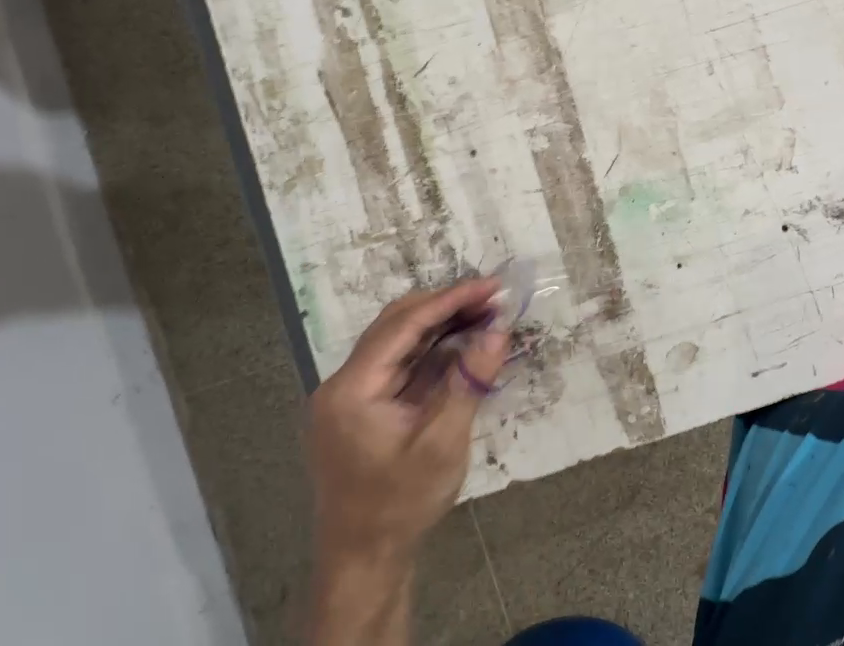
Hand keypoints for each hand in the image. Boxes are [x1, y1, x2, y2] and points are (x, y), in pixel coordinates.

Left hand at [307, 278, 508, 563]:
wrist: (365, 557)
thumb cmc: (401, 501)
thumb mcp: (443, 441)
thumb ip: (469, 381)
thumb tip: (499, 330)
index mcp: (352, 389)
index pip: (403, 326)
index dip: (450, 300)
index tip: (493, 285)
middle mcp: (344, 385)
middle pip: (396, 326)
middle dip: (446, 305)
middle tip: (494, 297)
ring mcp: (353, 398)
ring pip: (399, 343)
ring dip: (442, 325)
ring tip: (488, 314)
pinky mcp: (366, 411)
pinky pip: (401, 366)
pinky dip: (434, 350)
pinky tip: (466, 345)